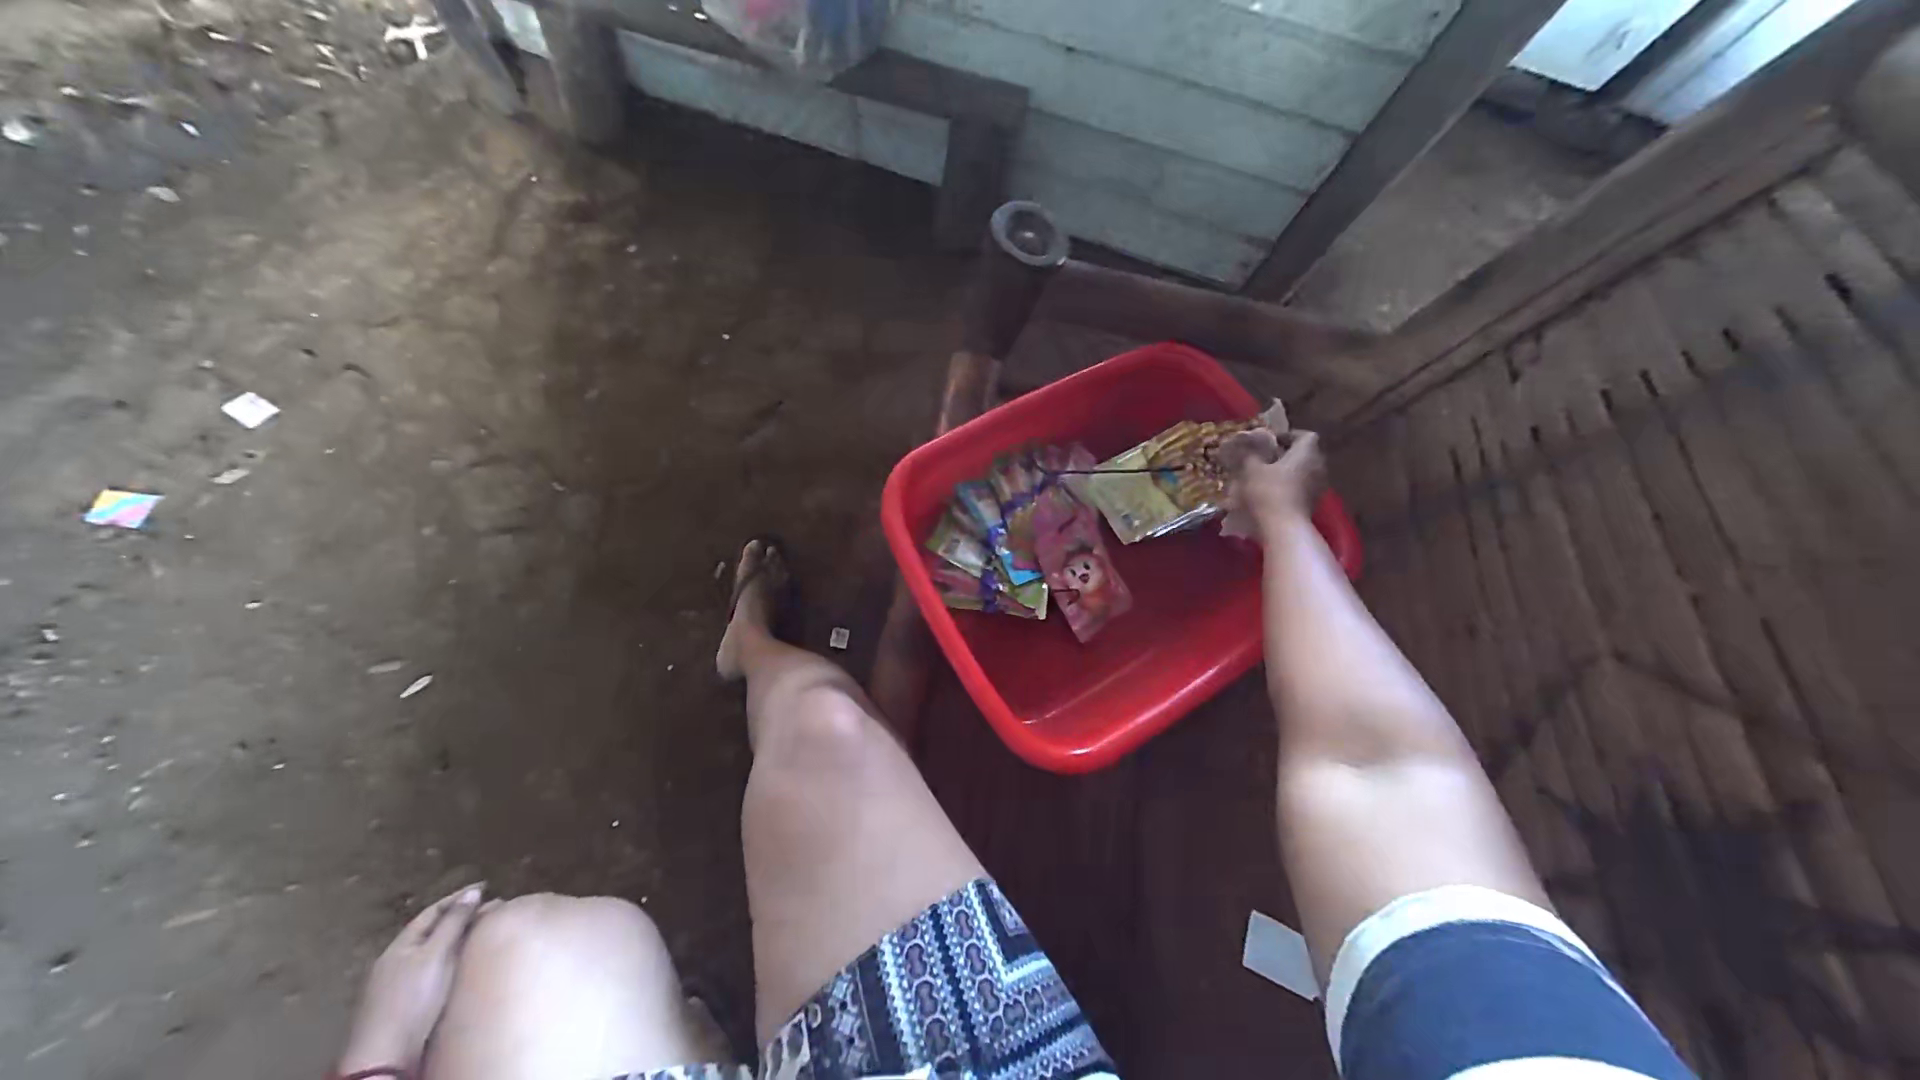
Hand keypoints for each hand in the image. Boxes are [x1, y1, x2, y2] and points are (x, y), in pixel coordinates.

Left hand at [337, 883, 485, 1075]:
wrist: (386, 1057)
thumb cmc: (411, 999)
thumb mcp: (435, 955)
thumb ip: (453, 923)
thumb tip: (473, 891)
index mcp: (400, 947)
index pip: (431, 912)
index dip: (458, 897)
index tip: (486, 886)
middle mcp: (397, 962)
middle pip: (434, 931)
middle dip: (464, 916)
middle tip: (495, 908)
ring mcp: (400, 984)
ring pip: (435, 951)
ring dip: (460, 937)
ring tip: (487, 930)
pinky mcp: (409, 1003)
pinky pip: (436, 968)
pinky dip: (455, 957)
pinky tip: (467, 961)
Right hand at [1224, 429, 1323, 540]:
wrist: (1284, 527)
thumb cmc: (1269, 491)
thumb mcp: (1252, 469)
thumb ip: (1250, 454)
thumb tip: (1246, 444)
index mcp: (1307, 453)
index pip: (1305, 435)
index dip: (1289, 436)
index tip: (1271, 442)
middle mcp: (1318, 466)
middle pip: (1306, 454)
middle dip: (1288, 454)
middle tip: (1267, 459)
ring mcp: (1318, 486)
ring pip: (1305, 471)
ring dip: (1289, 472)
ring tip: (1268, 477)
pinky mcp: (1313, 502)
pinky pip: (1303, 487)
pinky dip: (1291, 486)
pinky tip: (1273, 493)